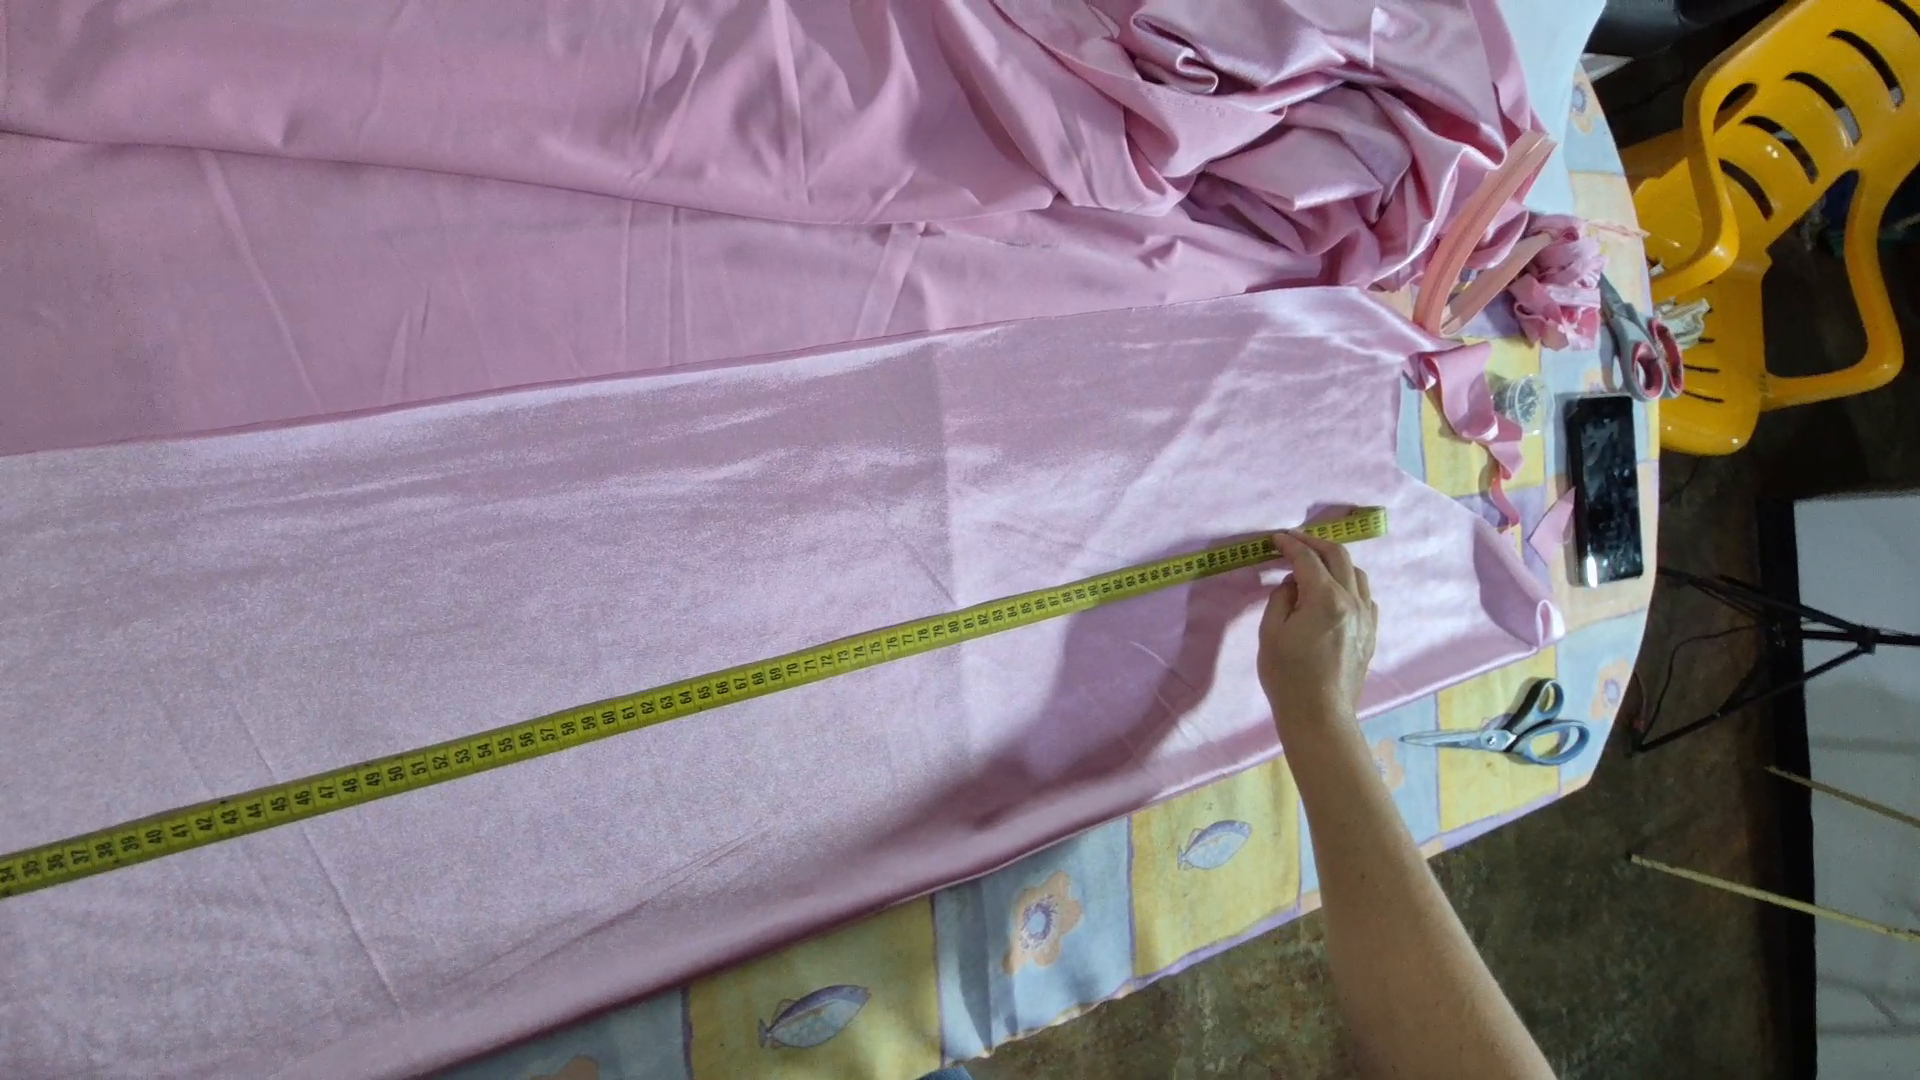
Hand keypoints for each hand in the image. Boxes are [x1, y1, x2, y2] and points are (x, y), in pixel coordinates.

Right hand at [1257, 529, 1378, 728]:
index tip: (1276, 538)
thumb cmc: (1287, 675)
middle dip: (1315, 543)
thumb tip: (1294, 583)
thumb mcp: (1270, 633)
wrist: (1319, 714)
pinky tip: (1333, 592)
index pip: (1308, 559)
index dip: (1290, 544)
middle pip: (1339, 557)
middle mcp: (1352, 602)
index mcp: (1325, 599)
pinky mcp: (1371, 632)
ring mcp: (1367, 617)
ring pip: (1357, 574)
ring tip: (1314, 564)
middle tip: (1294, 541)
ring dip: (1334, 561)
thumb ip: (1281, 599)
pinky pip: (1364, 596)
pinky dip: (1348, 583)